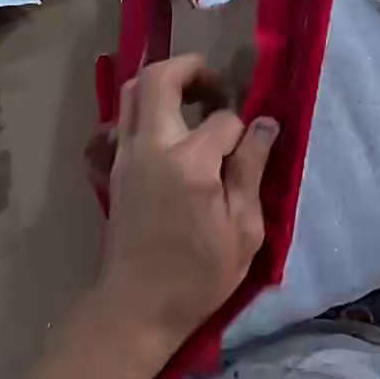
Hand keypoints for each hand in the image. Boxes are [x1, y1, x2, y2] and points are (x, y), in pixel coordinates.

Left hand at [94, 55, 278, 358]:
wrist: (133, 310)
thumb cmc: (197, 276)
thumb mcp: (243, 229)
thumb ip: (251, 168)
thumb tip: (265, 122)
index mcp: (188, 163)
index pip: (222, 118)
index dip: (243, 127)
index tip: (254, 144)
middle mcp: (150, 146)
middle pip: (158, 77)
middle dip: (193, 69)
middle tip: (218, 86)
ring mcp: (125, 154)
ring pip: (132, 90)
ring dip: (166, 82)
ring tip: (196, 100)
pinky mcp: (115, 166)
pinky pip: (127, 116)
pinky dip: (150, 106)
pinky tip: (175, 129)